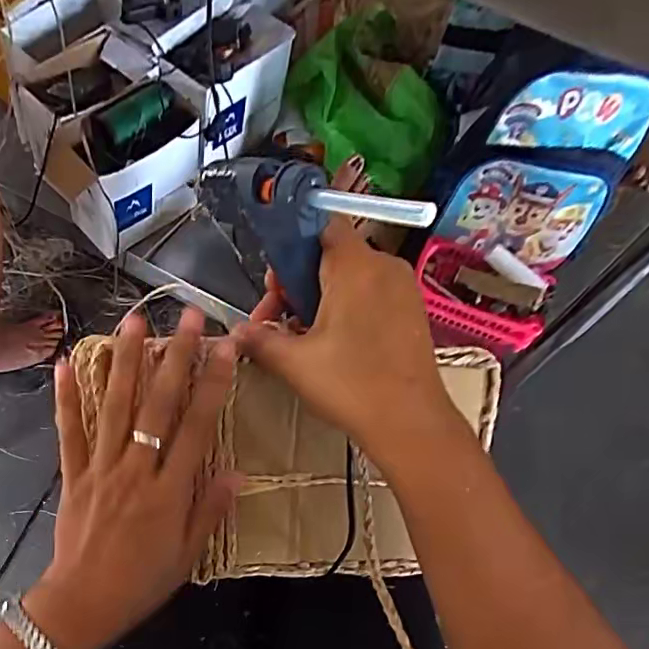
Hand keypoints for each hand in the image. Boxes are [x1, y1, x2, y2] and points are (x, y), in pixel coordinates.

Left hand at [25, 308, 241, 648]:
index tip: (225, 348)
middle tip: (187, 316)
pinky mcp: (73, 475)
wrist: (82, 605)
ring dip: (125, 361)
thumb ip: (210, 510)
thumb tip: (238, 473)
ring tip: (133, 321)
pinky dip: (66, 398)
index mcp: (169, 491)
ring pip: (114, 407)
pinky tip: (65, 364)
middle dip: (175, 356)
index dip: (212, 384)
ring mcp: (100, 469)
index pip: (196, 427)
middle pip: (158, 405)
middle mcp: (136, 470)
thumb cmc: (142, 584)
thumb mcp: (187, 554)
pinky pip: (69, 432)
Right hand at [233, 222, 466, 468]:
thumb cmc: (351, 386)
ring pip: (352, 278)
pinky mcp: (412, 313)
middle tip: (279, 323)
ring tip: (303, 341)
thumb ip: (260, 340)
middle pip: (332, 255)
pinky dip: (347, 311)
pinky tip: (333, 348)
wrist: (410, 423)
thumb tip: (237, 332)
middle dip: (299, 283)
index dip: (291, 249)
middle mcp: (383, 266)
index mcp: (354, 265)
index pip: (320, 225)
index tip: (276, 289)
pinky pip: (371, 296)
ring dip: (321, 300)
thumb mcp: (294, 363)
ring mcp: (403, 289)